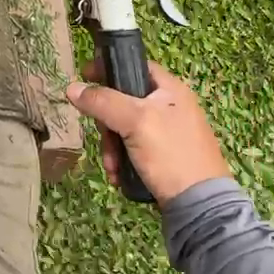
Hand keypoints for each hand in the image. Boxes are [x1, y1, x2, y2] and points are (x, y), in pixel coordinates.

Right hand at [65, 61, 230, 206]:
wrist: (201, 207)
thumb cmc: (171, 154)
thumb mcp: (135, 121)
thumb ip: (102, 101)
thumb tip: (72, 89)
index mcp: (171, 90)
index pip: (133, 66)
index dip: (108, 69)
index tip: (85, 79)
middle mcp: (170, 107)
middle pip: (123, 100)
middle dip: (106, 121)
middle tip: (104, 134)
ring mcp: (167, 133)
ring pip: (124, 127)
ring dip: (111, 145)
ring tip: (112, 164)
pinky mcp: (164, 156)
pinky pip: (132, 148)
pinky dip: (122, 159)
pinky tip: (119, 174)